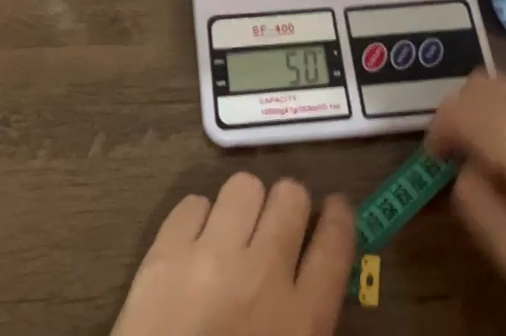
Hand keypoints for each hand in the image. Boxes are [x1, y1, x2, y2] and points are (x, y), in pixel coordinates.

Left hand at [110, 173, 354, 335]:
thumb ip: (307, 312)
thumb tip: (311, 269)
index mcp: (304, 319)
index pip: (335, 242)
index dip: (339, 216)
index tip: (334, 206)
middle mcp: (264, 275)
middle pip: (290, 197)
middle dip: (288, 203)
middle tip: (276, 220)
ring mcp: (212, 257)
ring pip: (244, 186)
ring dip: (244, 203)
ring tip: (233, 226)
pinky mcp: (166, 251)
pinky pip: (194, 202)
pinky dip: (198, 218)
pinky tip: (194, 241)